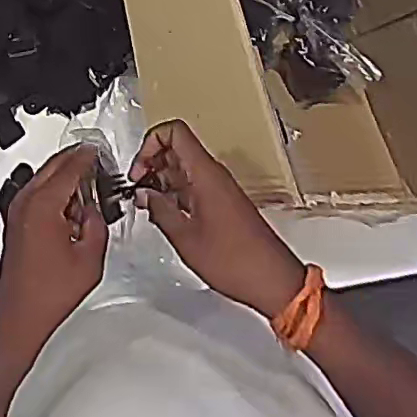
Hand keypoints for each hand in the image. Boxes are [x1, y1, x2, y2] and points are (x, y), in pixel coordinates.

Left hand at [0, 144, 106, 349]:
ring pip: (43, 178)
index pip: (68, 169)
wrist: (21, 313)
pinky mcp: (15, 220)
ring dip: (63, 176)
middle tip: (91, 160)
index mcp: (43, 204)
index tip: (94, 150)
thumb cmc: (48, 293)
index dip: (85, 157)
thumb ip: (97, 226)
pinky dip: (53, 191)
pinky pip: (36, 193)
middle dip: (73, 161)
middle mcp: (26, 201)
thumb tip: (95, 211)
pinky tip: (69, 208)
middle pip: (52, 167)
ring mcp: (17, 209)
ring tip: (86, 186)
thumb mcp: (89, 259)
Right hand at [130, 119, 306, 316]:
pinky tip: (166, 214)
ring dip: (161, 179)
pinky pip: (193, 184)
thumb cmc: (237, 261)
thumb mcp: (185, 237)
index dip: (151, 142)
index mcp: (205, 173)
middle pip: (176, 147)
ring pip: (183, 167)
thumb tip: (144, 194)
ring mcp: (219, 188)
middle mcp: (213, 174)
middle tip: (139, 187)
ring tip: (148, 203)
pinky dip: (175, 192)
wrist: (277, 284)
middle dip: (151, 163)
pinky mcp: (223, 202)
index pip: (175, 132)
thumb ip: (159, 209)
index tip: (140, 169)